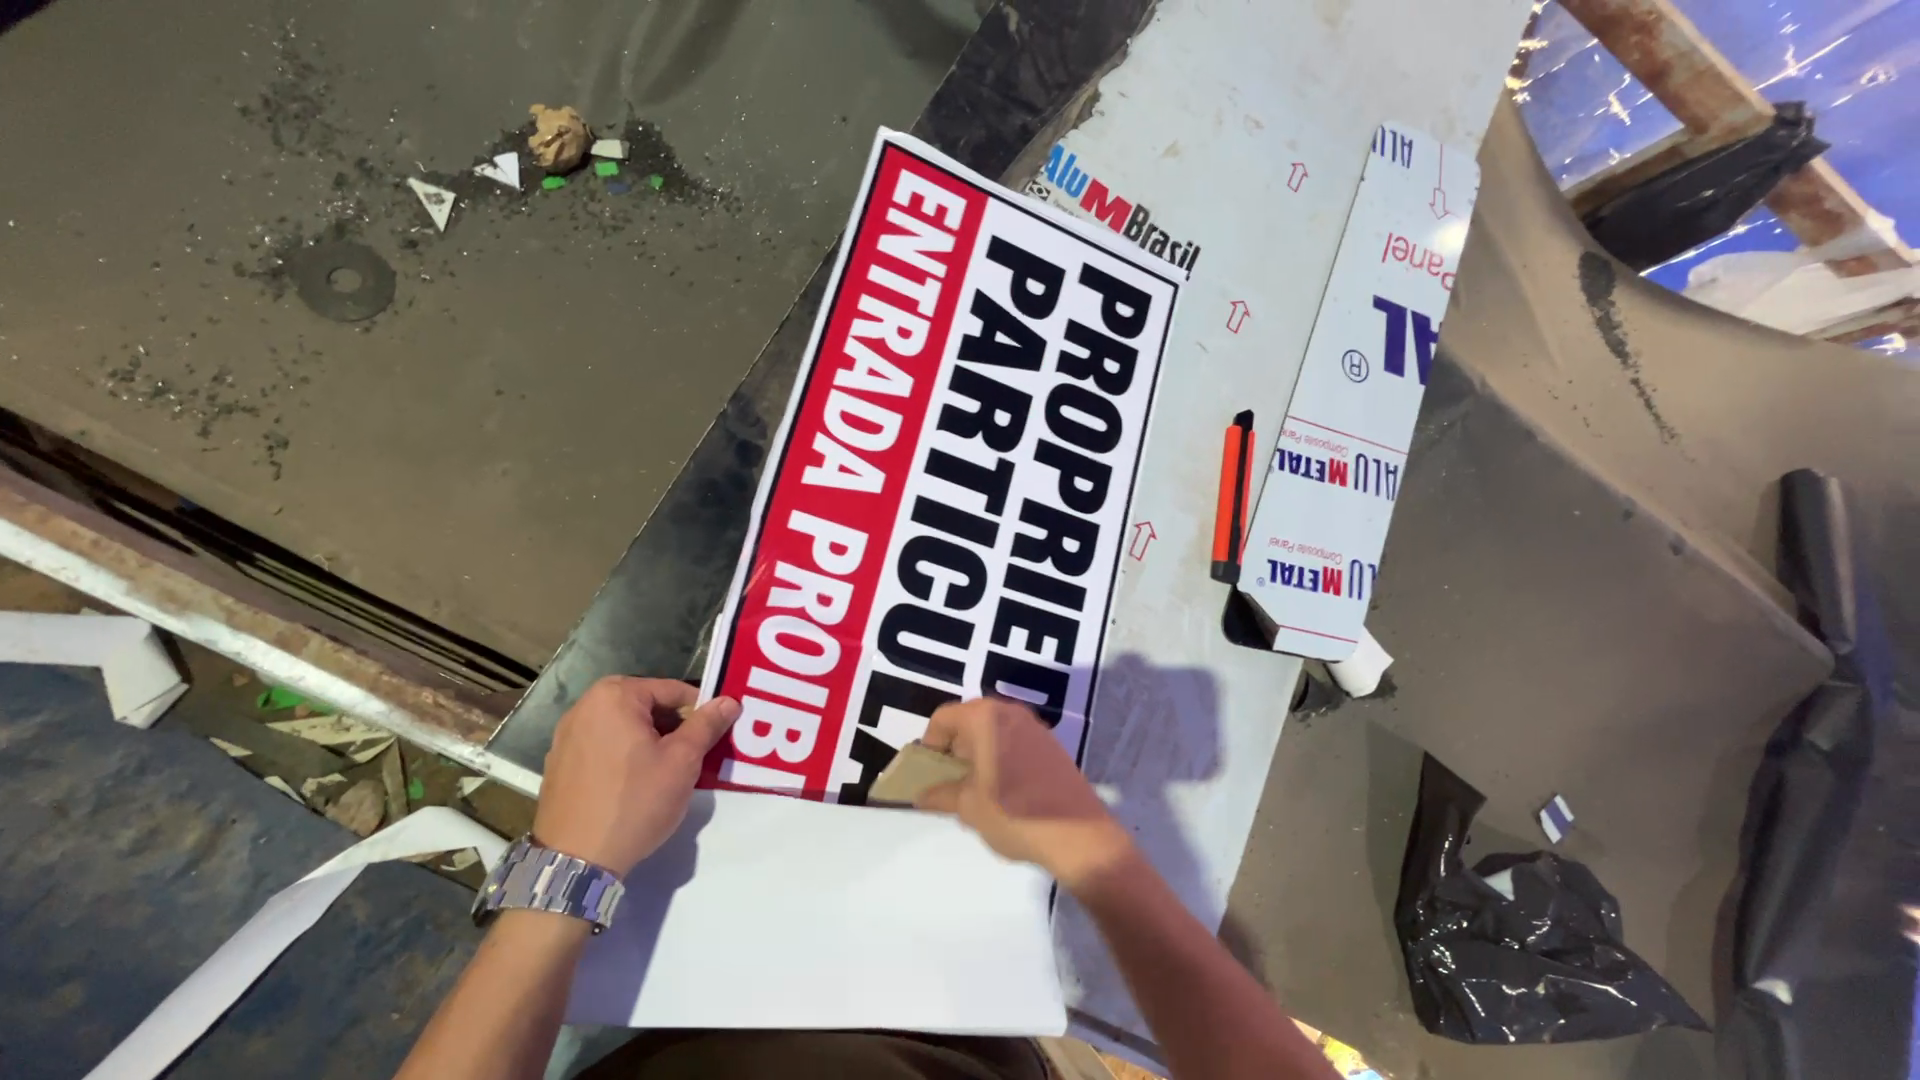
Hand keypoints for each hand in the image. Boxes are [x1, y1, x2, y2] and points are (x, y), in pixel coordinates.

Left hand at [533, 676, 740, 876]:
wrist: (576, 859)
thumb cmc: (635, 802)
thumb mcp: (682, 761)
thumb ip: (706, 725)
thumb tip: (729, 701)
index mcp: (614, 696)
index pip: (673, 690)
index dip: (701, 711)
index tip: (716, 736)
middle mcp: (585, 706)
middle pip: (647, 706)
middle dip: (675, 727)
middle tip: (696, 756)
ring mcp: (567, 736)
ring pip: (625, 727)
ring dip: (651, 741)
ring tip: (669, 772)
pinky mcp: (560, 763)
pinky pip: (604, 746)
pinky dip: (625, 756)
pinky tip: (636, 785)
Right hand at [916, 697, 1134, 892]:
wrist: (1078, 836)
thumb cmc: (1013, 814)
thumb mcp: (968, 807)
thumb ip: (941, 794)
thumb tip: (921, 795)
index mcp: (985, 718)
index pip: (943, 718)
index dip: (930, 744)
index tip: (929, 772)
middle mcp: (1010, 713)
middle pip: (969, 720)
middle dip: (954, 748)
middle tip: (949, 781)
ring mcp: (1035, 728)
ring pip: (993, 731)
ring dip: (977, 753)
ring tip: (974, 789)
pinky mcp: (1051, 746)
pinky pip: (1014, 742)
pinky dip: (1000, 757)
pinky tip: (1002, 790)